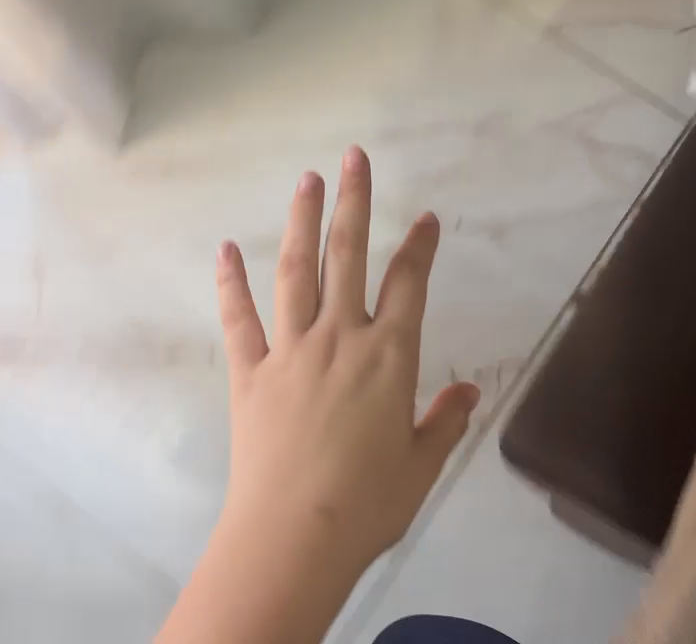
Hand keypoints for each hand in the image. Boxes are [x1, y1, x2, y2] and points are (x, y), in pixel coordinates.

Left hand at [213, 147, 479, 575]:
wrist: (293, 539)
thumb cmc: (367, 504)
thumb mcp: (421, 464)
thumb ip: (446, 421)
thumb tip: (470, 391)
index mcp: (388, 355)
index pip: (410, 284)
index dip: (419, 246)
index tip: (424, 216)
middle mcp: (341, 337)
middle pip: (350, 255)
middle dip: (354, 201)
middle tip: (353, 156)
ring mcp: (291, 349)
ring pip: (297, 270)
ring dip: (302, 221)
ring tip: (306, 179)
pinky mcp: (250, 372)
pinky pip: (239, 319)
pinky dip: (231, 282)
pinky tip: (225, 248)